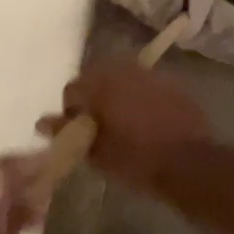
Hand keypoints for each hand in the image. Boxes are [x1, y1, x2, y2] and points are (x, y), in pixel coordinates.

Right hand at [38, 60, 209, 190]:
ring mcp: (151, 75)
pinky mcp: (172, 84)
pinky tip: (145, 120)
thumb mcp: (97, 152)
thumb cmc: (137, 160)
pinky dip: (140, 97)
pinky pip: (146, 85)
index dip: (72, 111)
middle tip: (98, 126)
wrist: (190, 162)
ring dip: (117, 95)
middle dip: (94, 97)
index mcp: (102, 84)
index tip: (79, 131)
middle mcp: (125, 70)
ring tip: (121, 123)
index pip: (73, 89)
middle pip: (98, 77)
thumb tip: (43, 121)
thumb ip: (68, 133)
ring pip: (123, 78)